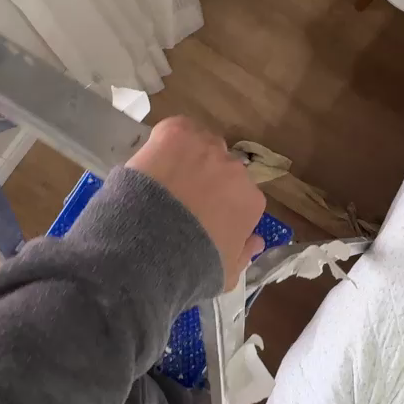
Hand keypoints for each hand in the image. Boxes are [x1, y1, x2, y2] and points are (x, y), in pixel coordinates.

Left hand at [128, 116, 265, 286]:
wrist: (146, 250)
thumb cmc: (190, 269)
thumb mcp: (225, 274)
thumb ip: (244, 255)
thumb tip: (257, 241)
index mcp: (251, 202)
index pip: (244, 198)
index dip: (224, 207)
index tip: (205, 219)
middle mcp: (235, 170)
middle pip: (224, 169)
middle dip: (208, 182)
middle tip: (182, 201)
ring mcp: (206, 148)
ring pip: (203, 146)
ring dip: (191, 158)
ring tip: (166, 179)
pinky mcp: (176, 133)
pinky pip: (179, 129)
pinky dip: (170, 139)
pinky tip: (156, 157)